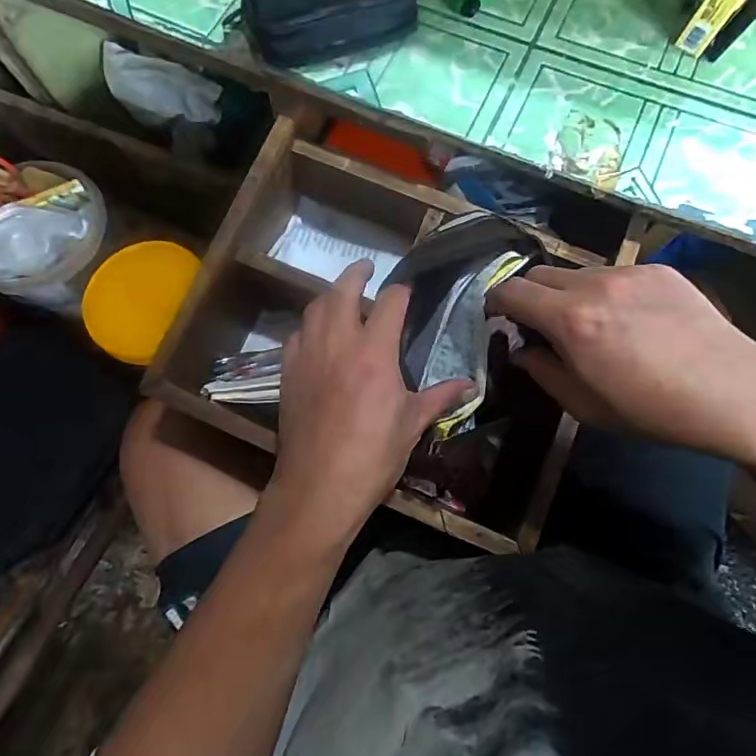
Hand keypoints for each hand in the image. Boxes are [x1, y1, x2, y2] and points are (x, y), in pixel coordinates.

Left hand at [270, 261, 468, 538]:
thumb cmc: (372, 456)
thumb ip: (439, 398)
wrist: (318, 486)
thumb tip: (469, 386)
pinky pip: (295, 336)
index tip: (409, 292)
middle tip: (366, 269)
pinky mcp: (286, 374)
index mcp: (374, 353)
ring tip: (342, 299)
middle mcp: (338, 343)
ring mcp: (307, 356)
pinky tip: (317, 337)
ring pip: (314, 309)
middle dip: (356, 274)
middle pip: (342, 291)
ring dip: (329, 296)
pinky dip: (308, 326)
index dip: (402, 292)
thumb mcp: (412, 425)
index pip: (390, 302)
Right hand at [488, 264, 755, 457]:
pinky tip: (631, 321)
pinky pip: (616, 274)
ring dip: (568, 294)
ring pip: (579, 273)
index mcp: (571, 320)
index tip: (497, 320)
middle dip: (529, 296)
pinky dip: (607, 292)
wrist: (733, 392)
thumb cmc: (653, 411)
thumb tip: (522, 351)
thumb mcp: (585, 406)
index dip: (496, 303)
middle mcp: (596, 283)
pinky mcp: (660, 270)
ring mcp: (631, 272)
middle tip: (540, 326)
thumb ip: (543, 372)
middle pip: (540, 273)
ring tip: (590, 325)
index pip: (511, 290)